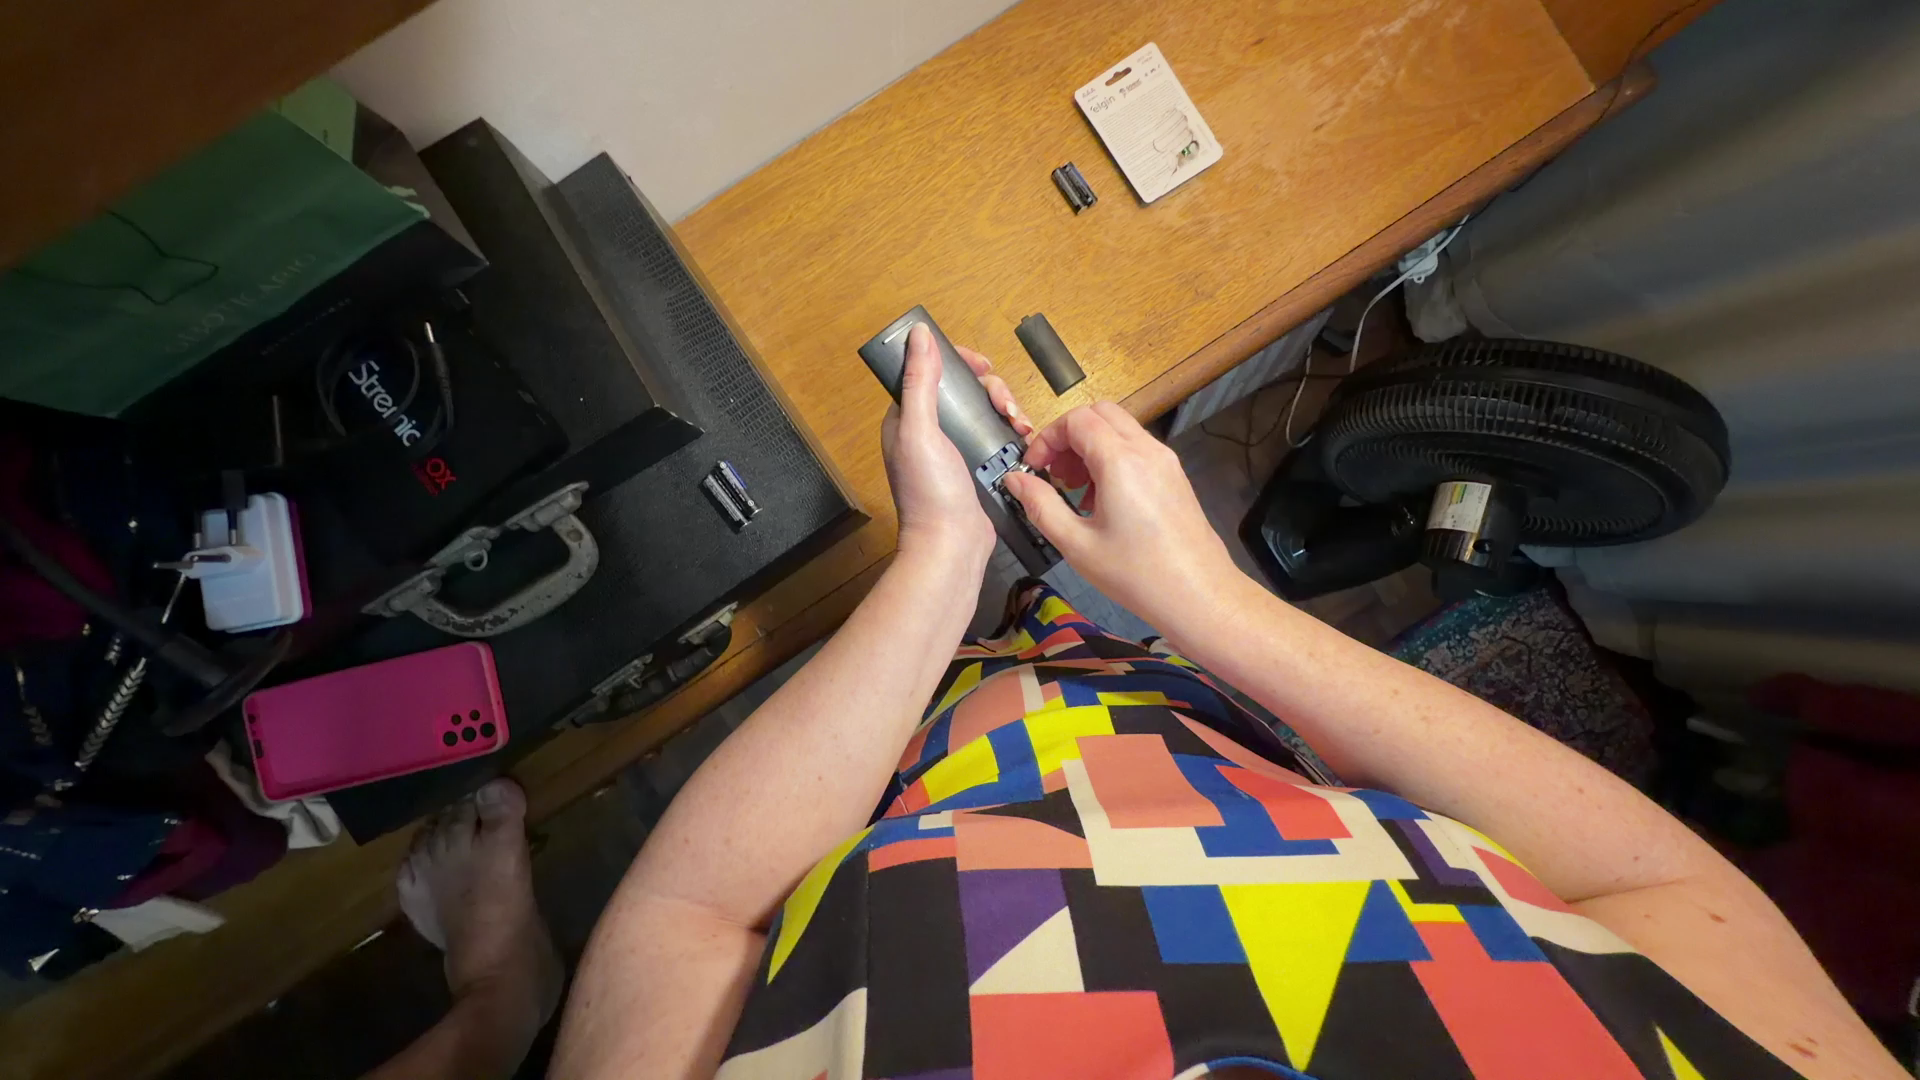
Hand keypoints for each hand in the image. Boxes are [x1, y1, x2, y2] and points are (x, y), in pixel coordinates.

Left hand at [880, 324, 1025, 563]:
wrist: (952, 544)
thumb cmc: (930, 490)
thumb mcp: (920, 430)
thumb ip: (919, 381)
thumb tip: (918, 333)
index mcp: (908, 418)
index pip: (931, 373)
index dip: (958, 362)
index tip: (983, 365)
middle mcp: (930, 430)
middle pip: (964, 390)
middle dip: (990, 389)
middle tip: (1006, 404)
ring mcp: (955, 449)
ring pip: (984, 411)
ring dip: (1005, 407)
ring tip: (1019, 422)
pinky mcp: (978, 466)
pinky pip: (996, 435)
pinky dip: (1012, 431)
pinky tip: (1025, 436)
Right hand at [1002, 403, 1240, 626]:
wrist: (1198, 595)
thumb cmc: (1135, 574)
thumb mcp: (1076, 544)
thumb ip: (1040, 505)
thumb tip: (1014, 480)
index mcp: (1120, 461)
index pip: (1077, 420)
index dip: (1047, 438)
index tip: (1034, 468)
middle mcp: (1146, 450)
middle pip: (1100, 414)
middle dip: (1069, 436)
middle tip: (1055, 474)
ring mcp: (1165, 461)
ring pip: (1120, 429)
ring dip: (1091, 447)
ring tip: (1077, 491)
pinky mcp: (1175, 476)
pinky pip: (1137, 449)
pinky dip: (1113, 458)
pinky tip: (1104, 501)